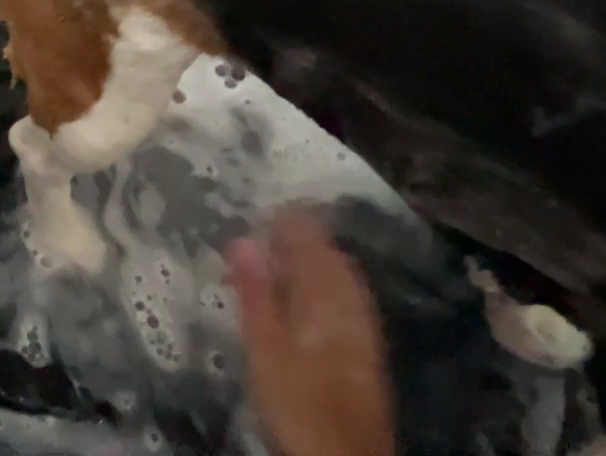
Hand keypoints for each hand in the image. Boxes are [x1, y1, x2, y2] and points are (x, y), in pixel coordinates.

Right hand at [227, 206, 393, 455]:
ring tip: (281, 255)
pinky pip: (343, 297)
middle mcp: (351, 302)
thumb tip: (242, 237)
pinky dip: (321, 284)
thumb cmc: (299, 399)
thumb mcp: (266, 346)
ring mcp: (363, 327)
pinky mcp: (363, 350)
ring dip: (312, 259)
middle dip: (302, 236)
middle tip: (267, 226)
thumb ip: (255, 291)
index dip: (289, 217)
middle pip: (329, 255)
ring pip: (338, 277)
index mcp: (328, 294)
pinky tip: (305, 297)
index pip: (312, 238)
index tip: (261, 205)